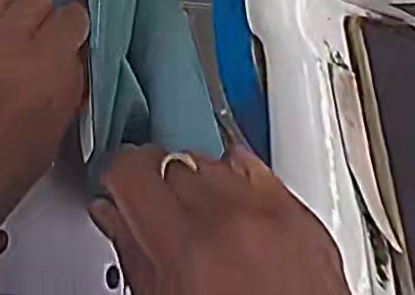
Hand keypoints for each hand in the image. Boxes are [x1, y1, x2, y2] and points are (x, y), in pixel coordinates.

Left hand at [0, 0, 88, 294]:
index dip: (72, 34)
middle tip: (34, 50)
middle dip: (42, 22)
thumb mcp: (53, 132)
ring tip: (3, 46)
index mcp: (39, 71)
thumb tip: (75, 46)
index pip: (73, 16)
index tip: (66, 46)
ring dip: (10, 15)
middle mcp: (1, 42)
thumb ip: (70, 78)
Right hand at [88, 141, 350, 294]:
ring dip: (198, 183)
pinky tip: (234, 212)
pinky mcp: (302, 216)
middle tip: (159, 215)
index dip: (119, 177)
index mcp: (188, 250)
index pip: (132, 169)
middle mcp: (229, 219)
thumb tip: (112, 211)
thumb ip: (134, 254)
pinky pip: (252, 168)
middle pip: (170, 161)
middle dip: (159, 184)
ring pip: (209, 160)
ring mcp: (270, 213)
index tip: (119, 185)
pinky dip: (238, 181)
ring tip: (202, 224)